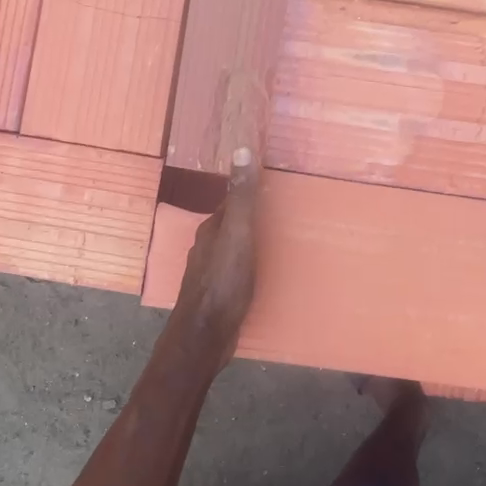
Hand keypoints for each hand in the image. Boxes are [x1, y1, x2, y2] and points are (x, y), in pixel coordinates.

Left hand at [168, 149, 261, 365]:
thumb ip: (241, 196)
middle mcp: (206, 249)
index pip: (231, 203)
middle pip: (231, 226)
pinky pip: (236, 275)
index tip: (271, 186)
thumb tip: (241, 149)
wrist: (204, 337)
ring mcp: (210, 275)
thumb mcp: (237, 234)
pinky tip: (263, 278)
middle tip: (282, 215)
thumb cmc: (222, 283)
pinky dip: (250, 270)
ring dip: (251, 246)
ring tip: (278, 245)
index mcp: (211, 231)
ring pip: (233, 251)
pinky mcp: (218, 298)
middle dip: (251, 219)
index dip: (248, 193)